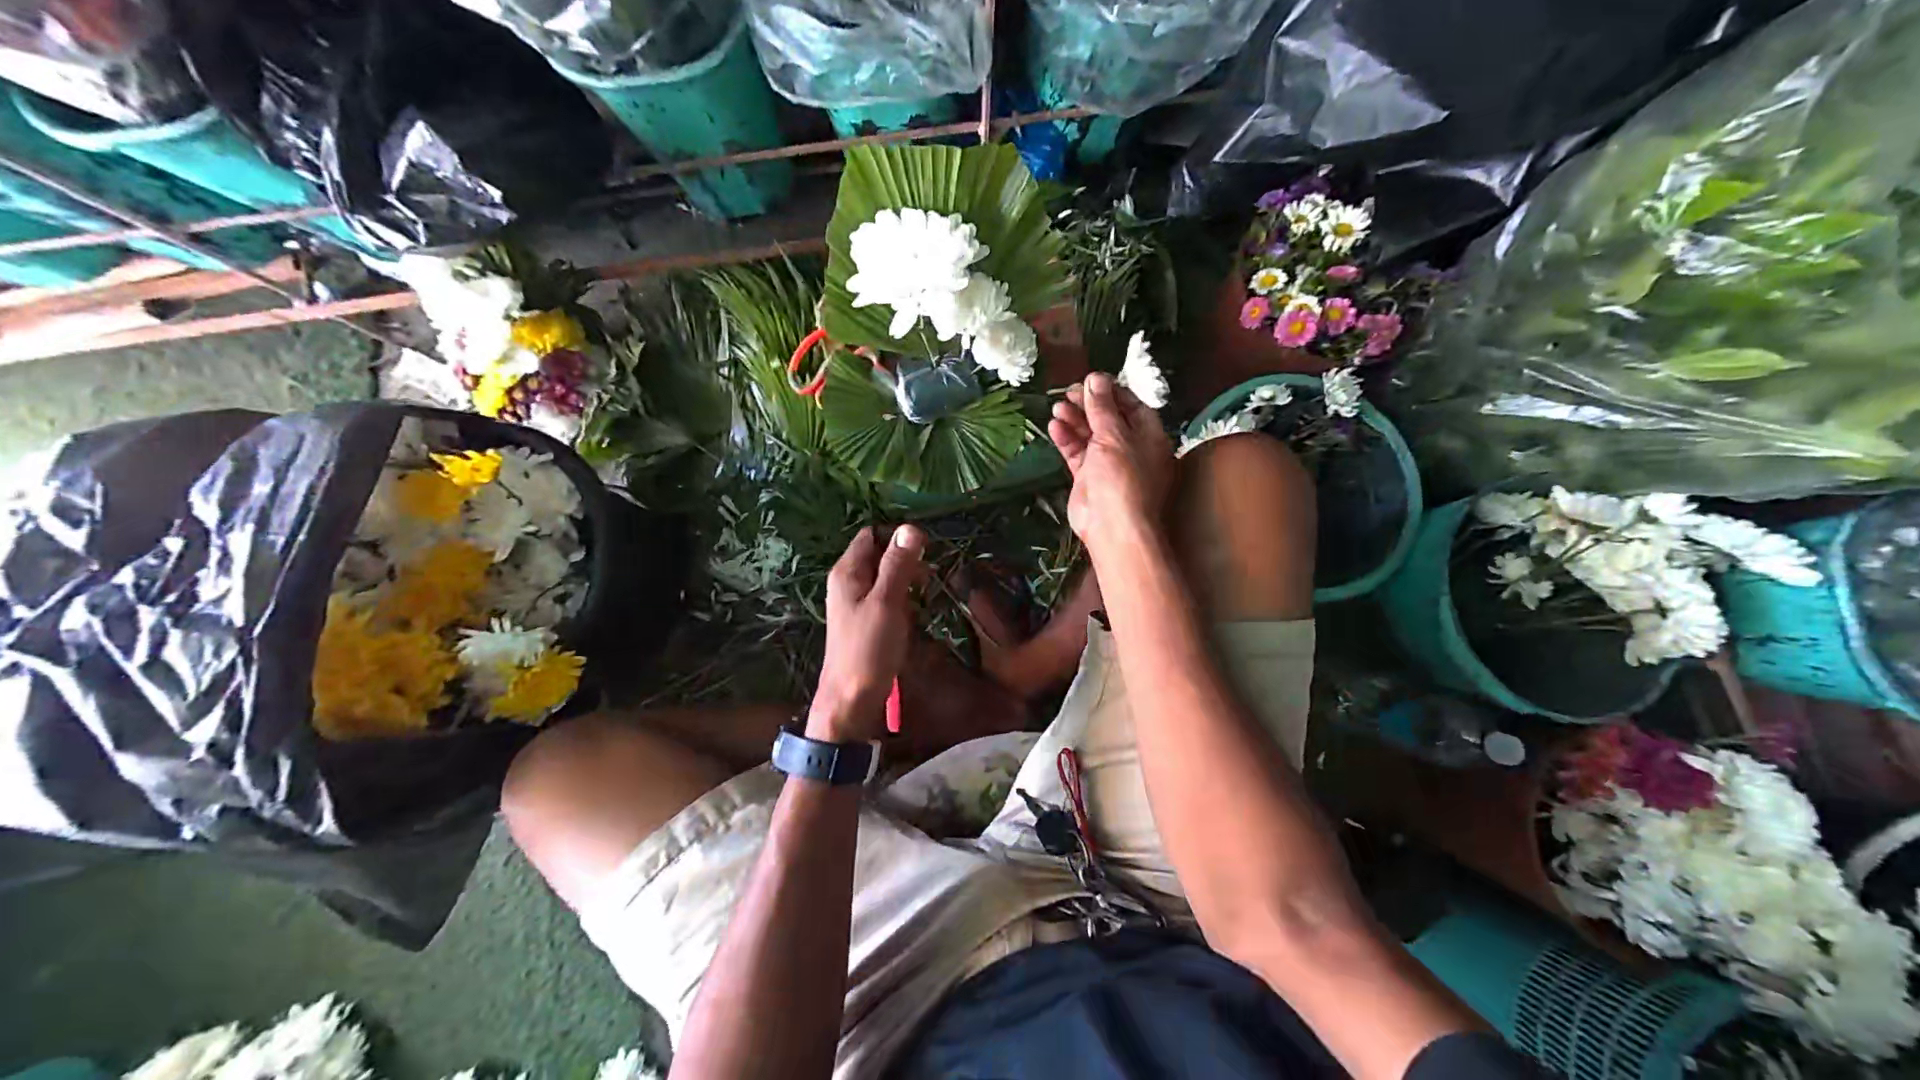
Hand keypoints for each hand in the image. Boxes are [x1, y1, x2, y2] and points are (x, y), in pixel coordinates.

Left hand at [808, 525, 925, 741]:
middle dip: (906, 557)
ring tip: (930, 587)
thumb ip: (898, 565)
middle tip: (932, 571)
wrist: (852, 700)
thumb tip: (912, 528)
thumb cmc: (868, 649)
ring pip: (885, 576)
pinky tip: (918, 607)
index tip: (926, 546)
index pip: (872, 534)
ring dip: (907, 578)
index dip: (897, 535)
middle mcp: (848, 582)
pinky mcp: (866, 620)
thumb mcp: (887, 603)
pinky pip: (886, 596)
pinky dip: (903, 596)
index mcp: (847, 572)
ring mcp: (856, 602)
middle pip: (879, 553)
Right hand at [1049, 372, 1174, 553]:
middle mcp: (1131, 447)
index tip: (1089, 380)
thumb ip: (1102, 407)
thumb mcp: (1113, 436)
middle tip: (1067, 392)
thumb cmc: (1123, 477)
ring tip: (1056, 407)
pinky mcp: (1088, 477)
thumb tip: (1095, 378)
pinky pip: (1076, 452)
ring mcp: (1108, 463)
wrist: (1112, 527)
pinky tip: (1054, 426)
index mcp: (1149, 435)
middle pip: (1108, 418)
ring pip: (1089, 434)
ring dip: (1074, 419)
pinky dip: (1066, 439)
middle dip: (1088, 404)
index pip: (1131, 404)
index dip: (1110, 391)